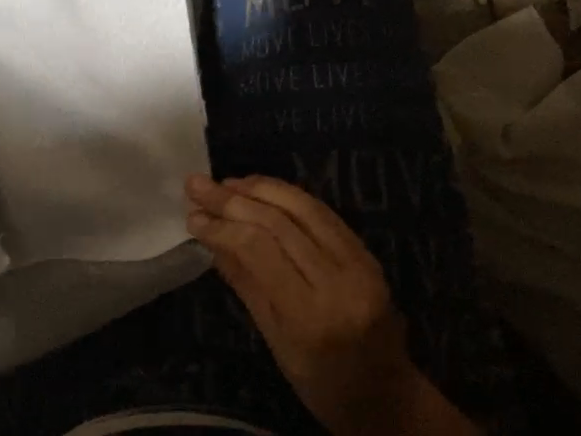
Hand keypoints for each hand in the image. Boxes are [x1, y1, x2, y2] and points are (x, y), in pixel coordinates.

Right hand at [186, 174, 468, 435]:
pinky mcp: (368, 254)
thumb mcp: (276, 342)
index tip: (191, 215)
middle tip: (196, 185)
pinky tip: (261, 190)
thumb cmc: (323, 384)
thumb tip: (208, 236)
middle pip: (278, 224)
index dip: (221, 226)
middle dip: (232, 200)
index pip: (258, 250)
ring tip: (225, 182)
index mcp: (312, 316)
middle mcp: (340, 282)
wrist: (389, 398)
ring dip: (259, 189)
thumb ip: (245, 283)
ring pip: (302, 208)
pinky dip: (287, 195)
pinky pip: (322, 213)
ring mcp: (360, 264)